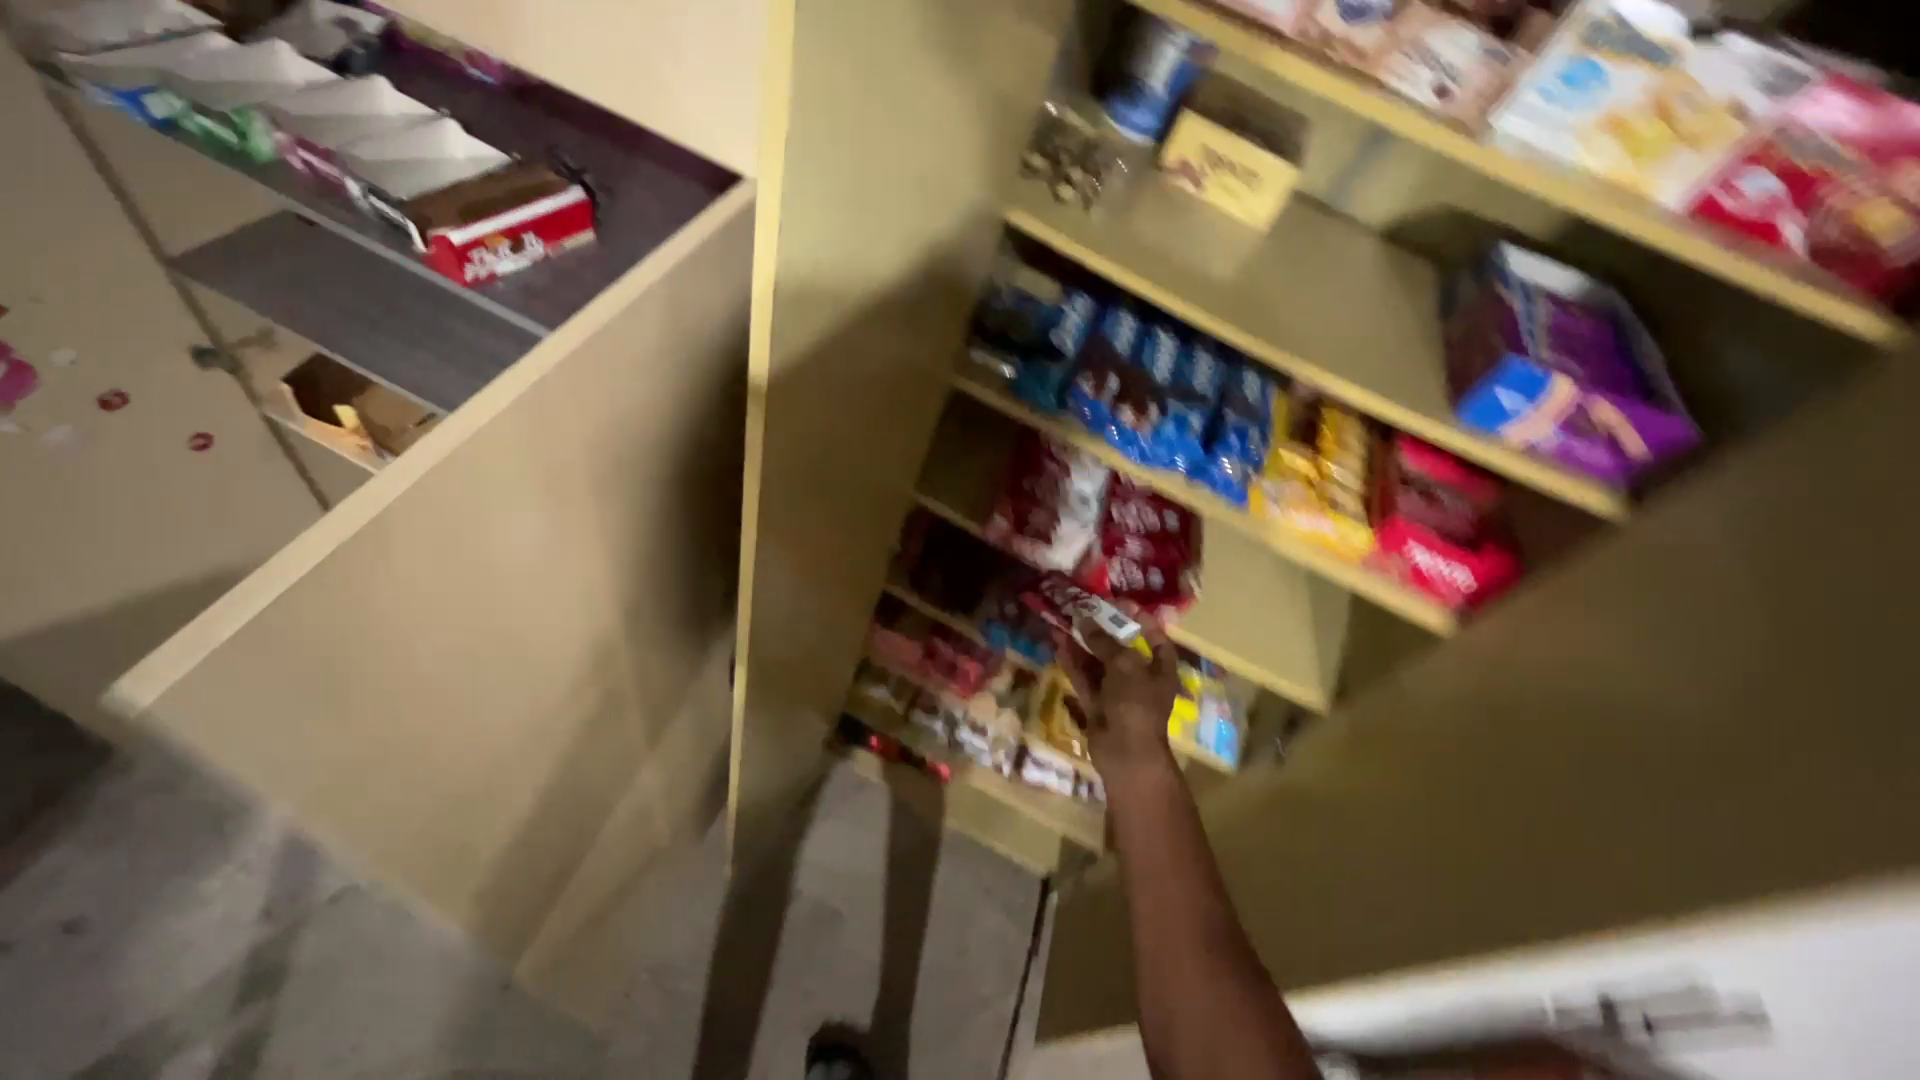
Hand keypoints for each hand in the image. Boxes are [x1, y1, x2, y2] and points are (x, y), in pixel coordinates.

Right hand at [1052, 618, 1180, 776]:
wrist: (1125, 753)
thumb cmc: (1135, 704)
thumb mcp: (1124, 666)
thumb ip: (1104, 641)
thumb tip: (1085, 619)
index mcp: (1160, 670)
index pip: (1157, 640)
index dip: (1143, 621)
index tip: (1123, 605)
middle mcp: (1140, 680)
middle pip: (1122, 649)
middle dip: (1104, 630)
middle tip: (1085, 609)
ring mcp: (1117, 694)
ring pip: (1098, 663)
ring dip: (1083, 644)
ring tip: (1065, 622)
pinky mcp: (1097, 705)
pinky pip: (1085, 679)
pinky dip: (1073, 663)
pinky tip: (1059, 644)